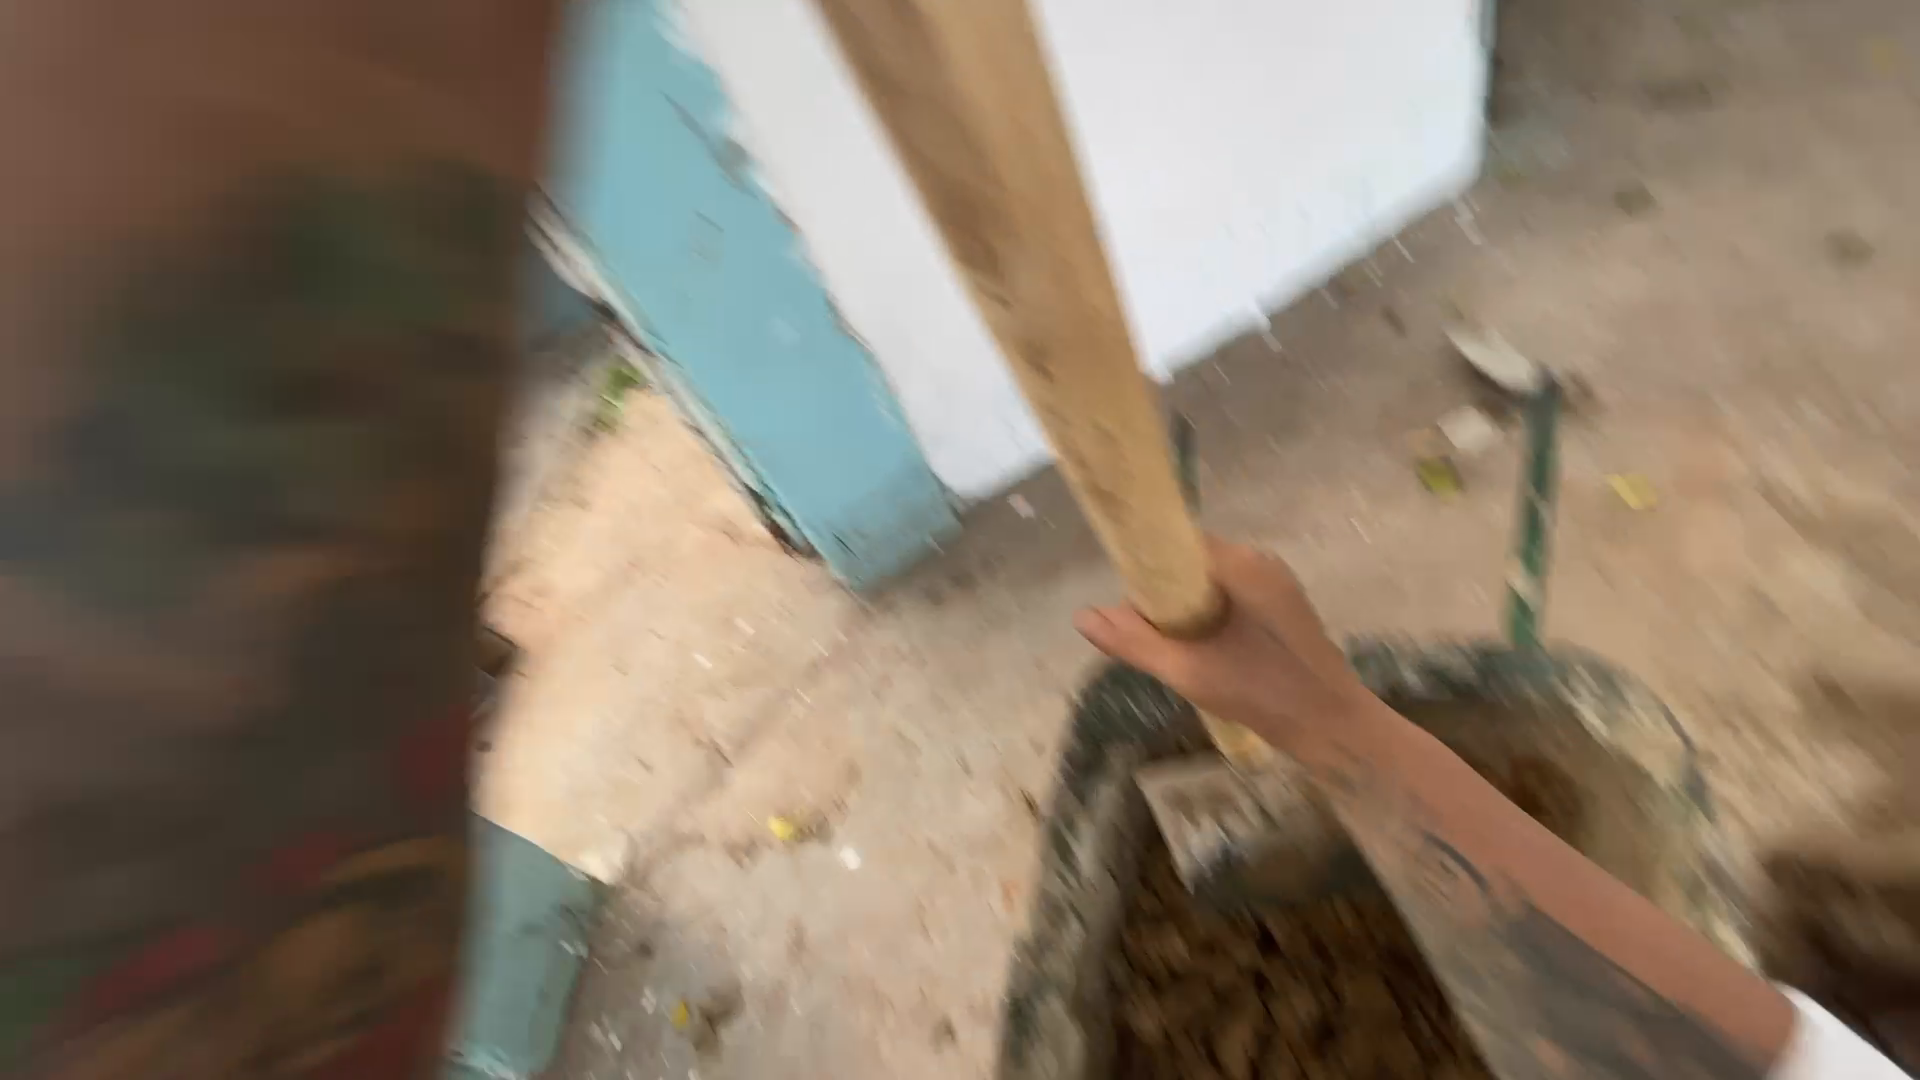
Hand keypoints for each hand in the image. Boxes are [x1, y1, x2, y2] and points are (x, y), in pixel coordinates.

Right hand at [1073, 536, 1379, 753]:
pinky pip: (1228, 596)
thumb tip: (1083, 616)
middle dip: (1162, 595)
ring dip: (1183, 609)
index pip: (1176, 545)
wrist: (1334, 729)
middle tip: (1149, 637)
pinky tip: (1199, 650)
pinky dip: (1205, 616)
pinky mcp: (1280, 605)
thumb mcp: (1187, 670)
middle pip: (1189, 563)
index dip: (1145, 568)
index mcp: (1242, 565)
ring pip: (1207, 582)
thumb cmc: (1262, 693)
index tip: (1126, 605)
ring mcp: (1274, 583)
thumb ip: (1132, 641)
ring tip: (1171, 647)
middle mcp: (1260, 562)